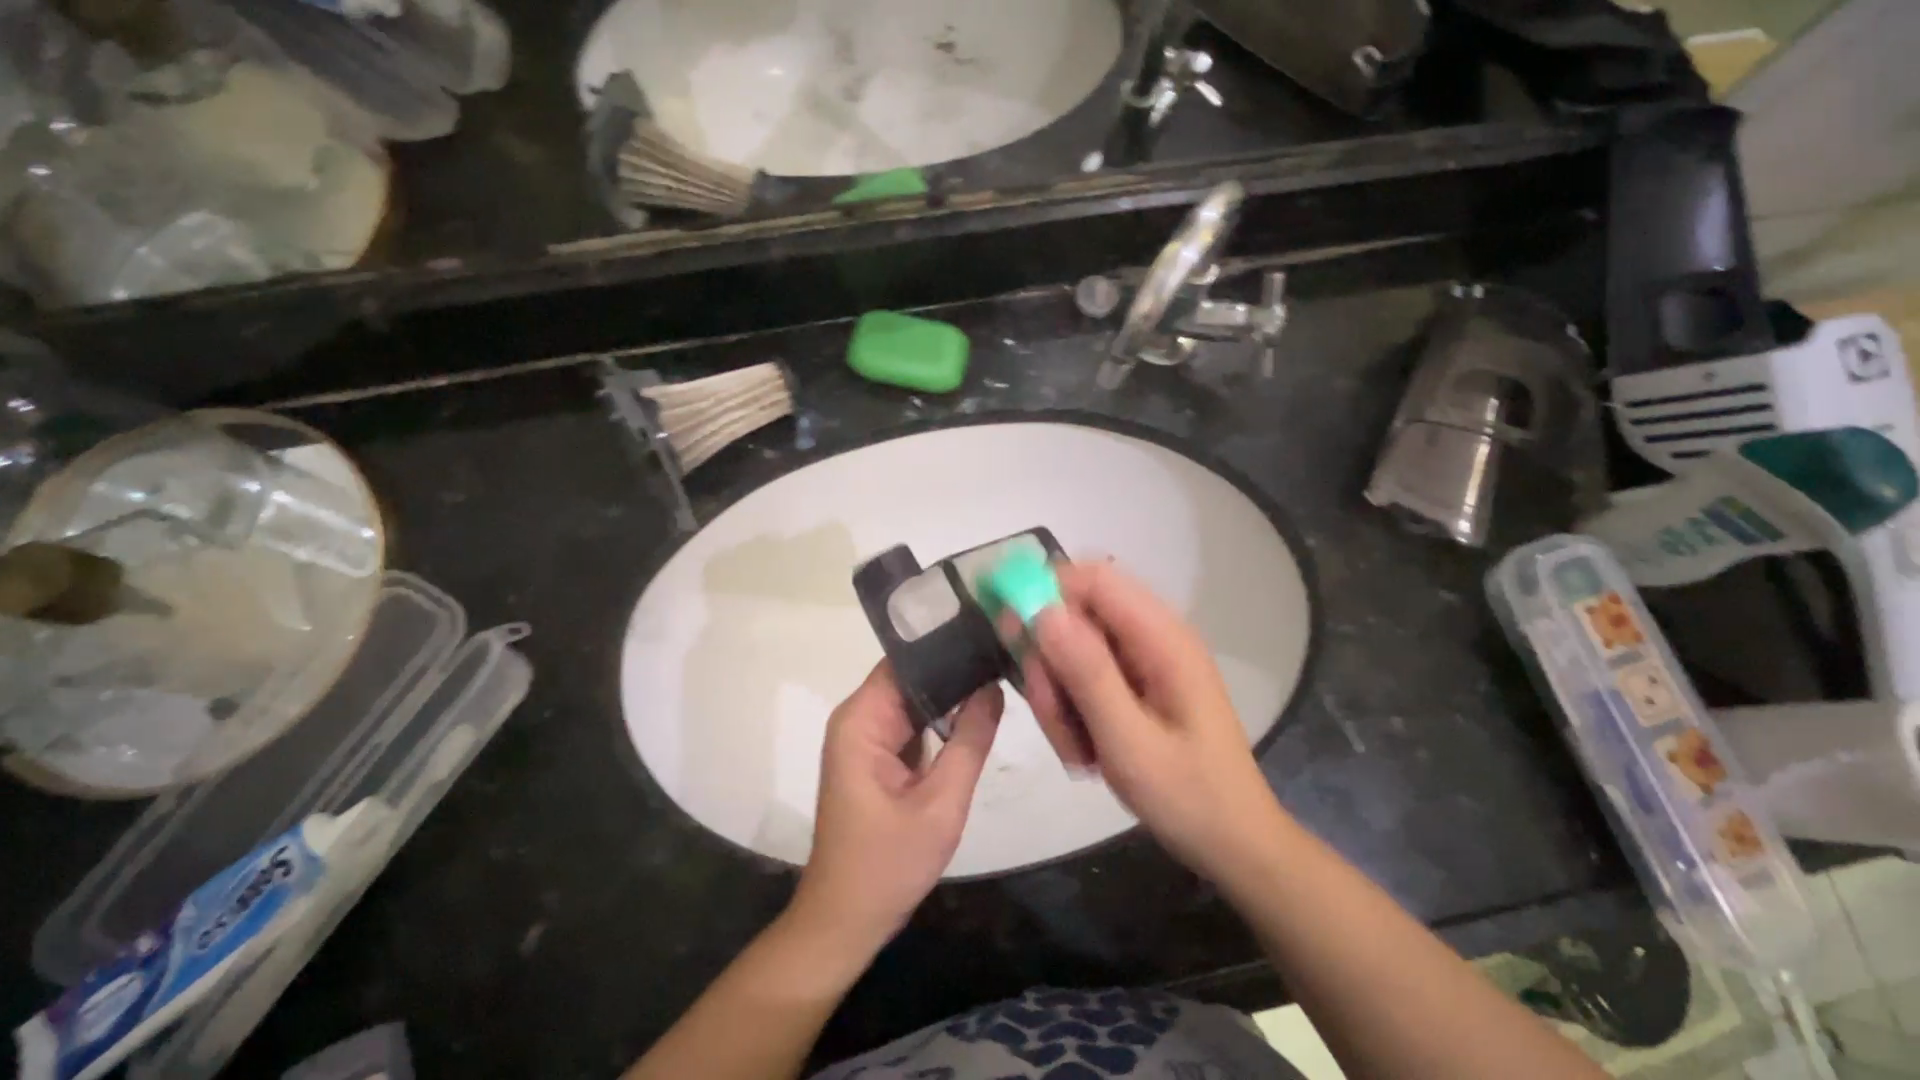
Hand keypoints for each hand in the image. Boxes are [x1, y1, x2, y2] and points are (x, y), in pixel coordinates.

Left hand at [791, 661, 1002, 957]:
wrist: (846, 920)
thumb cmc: (888, 865)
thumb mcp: (941, 804)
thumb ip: (970, 741)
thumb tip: (994, 686)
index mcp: (862, 720)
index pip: (907, 660)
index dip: (950, 646)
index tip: (996, 636)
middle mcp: (857, 720)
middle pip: (912, 678)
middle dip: (958, 670)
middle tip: (1013, 658)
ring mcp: (865, 741)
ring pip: (915, 702)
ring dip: (953, 697)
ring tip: (1005, 678)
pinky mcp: (875, 760)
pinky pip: (912, 727)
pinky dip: (942, 724)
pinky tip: (980, 715)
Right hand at [1018, 561, 1289, 883]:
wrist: (1234, 843)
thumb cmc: (1188, 796)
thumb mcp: (1129, 741)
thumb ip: (1087, 673)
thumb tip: (1043, 610)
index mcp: (1163, 639)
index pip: (1093, 579)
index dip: (1046, 595)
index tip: (1013, 640)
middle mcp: (1153, 639)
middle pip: (1077, 617)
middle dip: (1050, 662)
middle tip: (1052, 717)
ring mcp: (1145, 663)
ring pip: (1074, 652)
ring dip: (1059, 695)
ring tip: (1076, 749)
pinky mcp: (1137, 687)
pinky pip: (1086, 679)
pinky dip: (1073, 710)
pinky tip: (1085, 751)